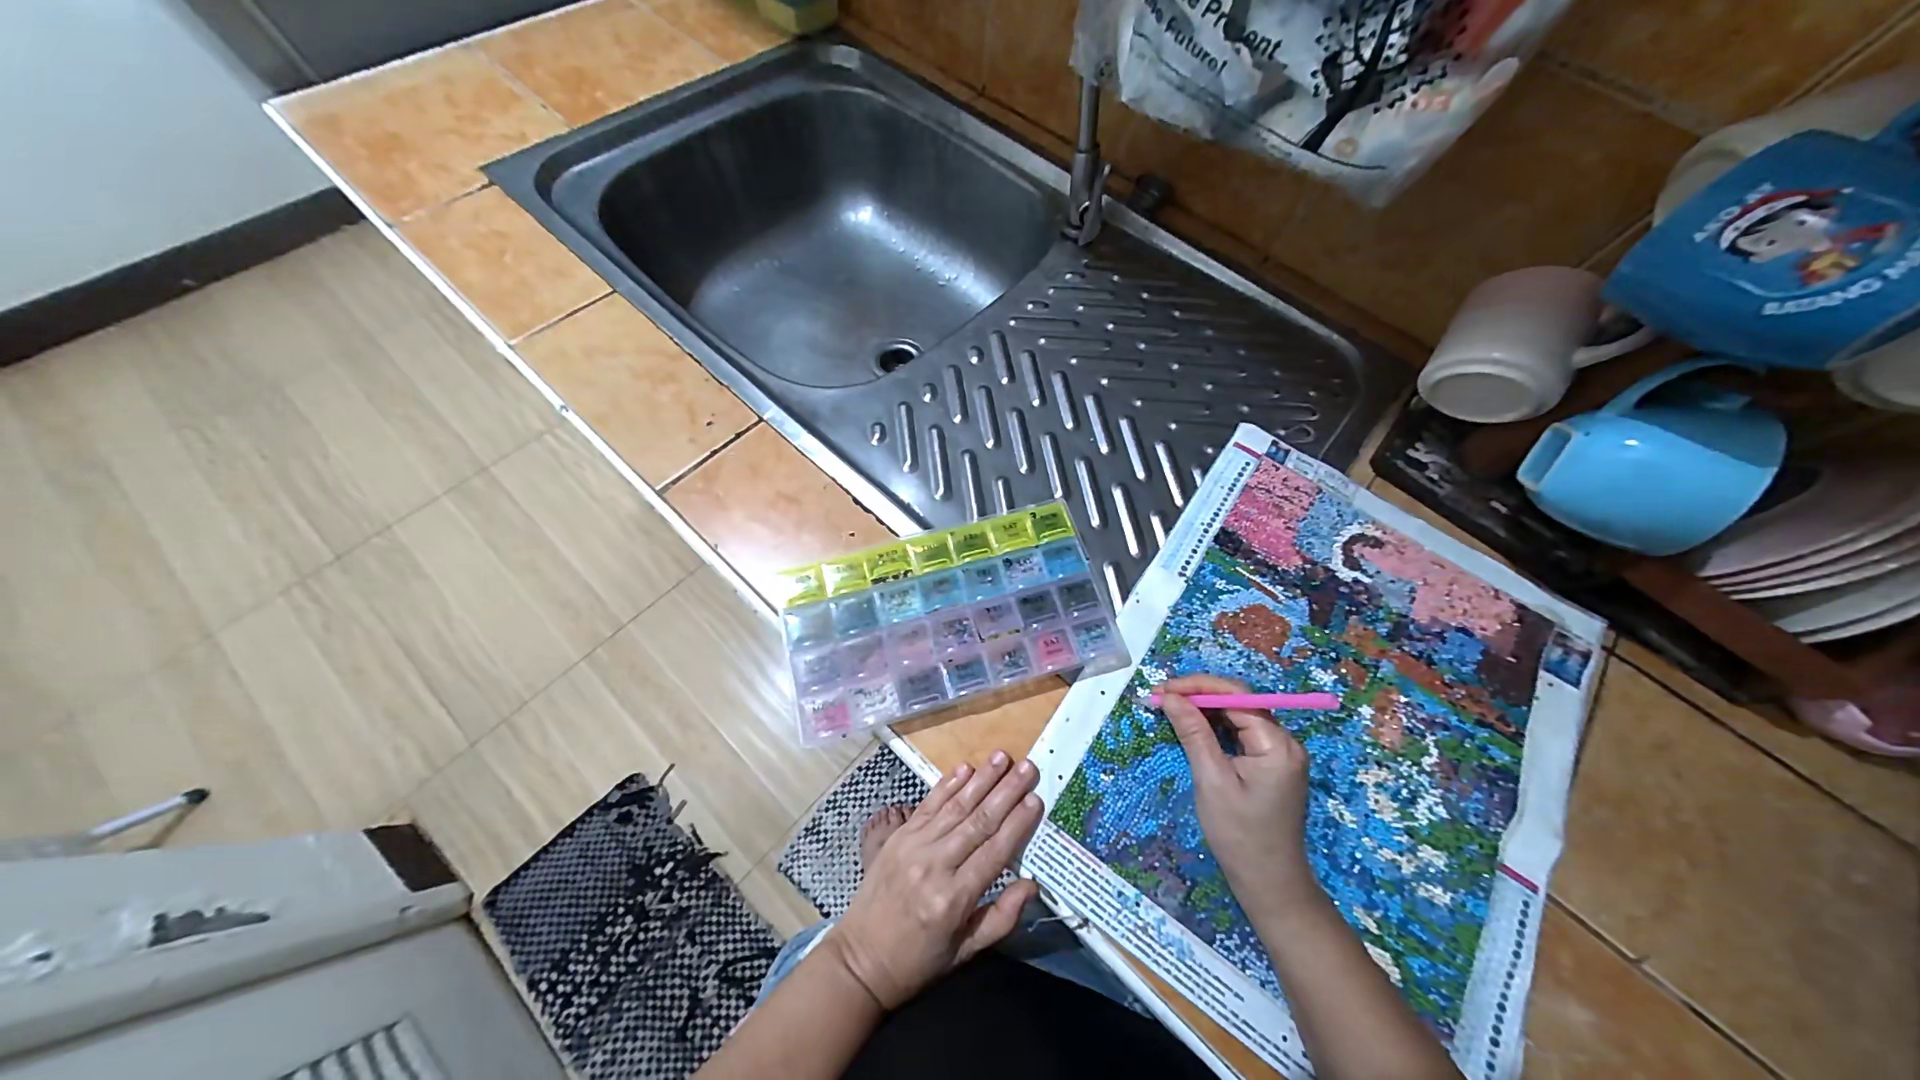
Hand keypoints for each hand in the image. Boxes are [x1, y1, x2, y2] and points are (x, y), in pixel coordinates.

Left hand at [823, 752, 1043, 1008]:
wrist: (860, 959)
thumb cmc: (919, 960)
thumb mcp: (966, 951)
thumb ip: (1001, 917)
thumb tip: (1032, 884)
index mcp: (954, 898)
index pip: (994, 852)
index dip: (1017, 824)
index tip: (1036, 799)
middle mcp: (934, 865)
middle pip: (978, 821)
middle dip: (1006, 791)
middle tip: (1028, 767)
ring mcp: (913, 846)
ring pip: (954, 807)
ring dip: (981, 780)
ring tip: (1001, 757)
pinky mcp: (898, 837)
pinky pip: (927, 806)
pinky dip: (947, 786)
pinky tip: (965, 769)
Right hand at [1157, 674, 1319, 918]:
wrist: (1269, 882)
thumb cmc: (1240, 835)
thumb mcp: (1211, 780)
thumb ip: (1193, 733)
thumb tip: (1171, 697)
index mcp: (1277, 744)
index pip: (1236, 696)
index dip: (1197, 687)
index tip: (1162, 689)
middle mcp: (1284, 742)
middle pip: (1238, 701)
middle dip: (1197, 695)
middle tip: (1160, 698)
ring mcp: (1279, 753)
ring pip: (1237, 715)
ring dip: (1203, 709)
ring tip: (1168, 708)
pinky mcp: (1270, 764)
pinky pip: (1240, 732)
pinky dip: (1214, 726)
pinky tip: (1190, 726)